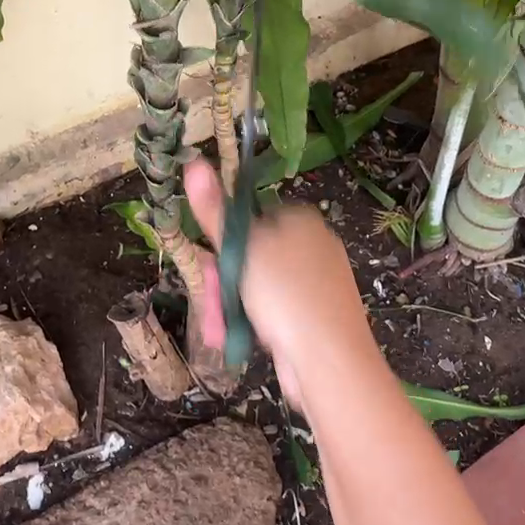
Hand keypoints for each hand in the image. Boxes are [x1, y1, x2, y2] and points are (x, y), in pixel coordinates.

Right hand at [184, 158, 374, 409]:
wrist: (331, 361)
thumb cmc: (286, 294)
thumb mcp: (242, 248)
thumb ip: (214, 212)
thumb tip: (192, 162)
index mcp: (300, 218)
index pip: (251, 216)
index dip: (223, 239)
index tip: (205, 262)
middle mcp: (312, 244)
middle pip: (250, 254)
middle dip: (222, 283)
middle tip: (209, 304)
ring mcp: (315, 282)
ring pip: (256, 286)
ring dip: (230, 307)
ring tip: (218, 330)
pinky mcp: (314, 315)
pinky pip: (273, 311)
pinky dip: (251, 323)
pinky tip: (235, 340)